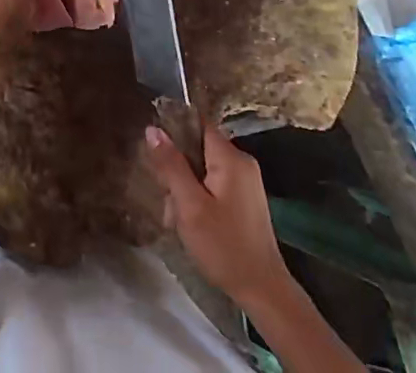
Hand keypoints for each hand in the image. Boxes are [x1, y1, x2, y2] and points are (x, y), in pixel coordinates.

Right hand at [144, 123, 290, 304]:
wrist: (262, 291)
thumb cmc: (223, 245)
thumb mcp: (189, 205)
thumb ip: (170, 164)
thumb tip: (152, 128)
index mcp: (231, 158)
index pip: (197, 123)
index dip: (173, 129)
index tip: (154, 148)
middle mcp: (242, 162)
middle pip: (197, 145)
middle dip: (176, 165)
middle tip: (167, 193)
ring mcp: (245, 181)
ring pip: (201, 165)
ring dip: (184, 183)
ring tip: (178, 212)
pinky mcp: (244, 198)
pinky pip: (212, 181)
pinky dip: (197, 193)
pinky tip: (190, 218)